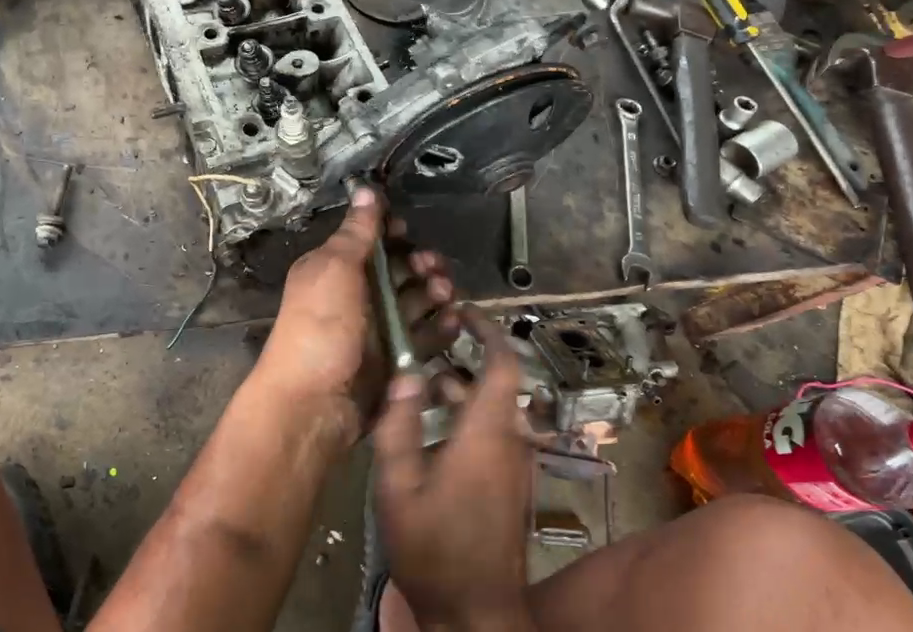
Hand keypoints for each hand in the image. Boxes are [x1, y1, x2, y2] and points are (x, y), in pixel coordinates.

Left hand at [255, 186, 458, 441]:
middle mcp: (356, 297)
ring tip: (445, 295)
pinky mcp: (396, 361)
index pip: (369, 242)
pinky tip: (452, 322)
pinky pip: (424, 338)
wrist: (315, 404)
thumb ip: (356, 232)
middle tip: (433, 268)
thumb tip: (364, 189)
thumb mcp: (334, 270)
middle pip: (399, 271)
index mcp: (334, 270)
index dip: (391, 234)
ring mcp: (377, 330)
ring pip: (416, 303)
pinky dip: (439, 329)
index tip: (407, 230)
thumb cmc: (319, 328)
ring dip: (435, 294)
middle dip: (421, 264)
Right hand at [373, 311, 536, 631]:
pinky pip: (495, 434)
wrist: (475, 612)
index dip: (488, 331)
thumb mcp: (397, 482)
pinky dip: (469, 416)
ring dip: (463, 389)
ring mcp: (515, 466)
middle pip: (499, 384)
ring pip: (495, 410)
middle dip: (466, 357)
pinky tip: (433, 426)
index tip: (462, 310)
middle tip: (429, 341)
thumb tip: (406, 372)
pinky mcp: (510, 486)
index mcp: (487, 433)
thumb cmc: (433, 545)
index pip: (504, 364)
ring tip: (423, 380)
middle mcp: (510, 442)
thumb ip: (398, 422)